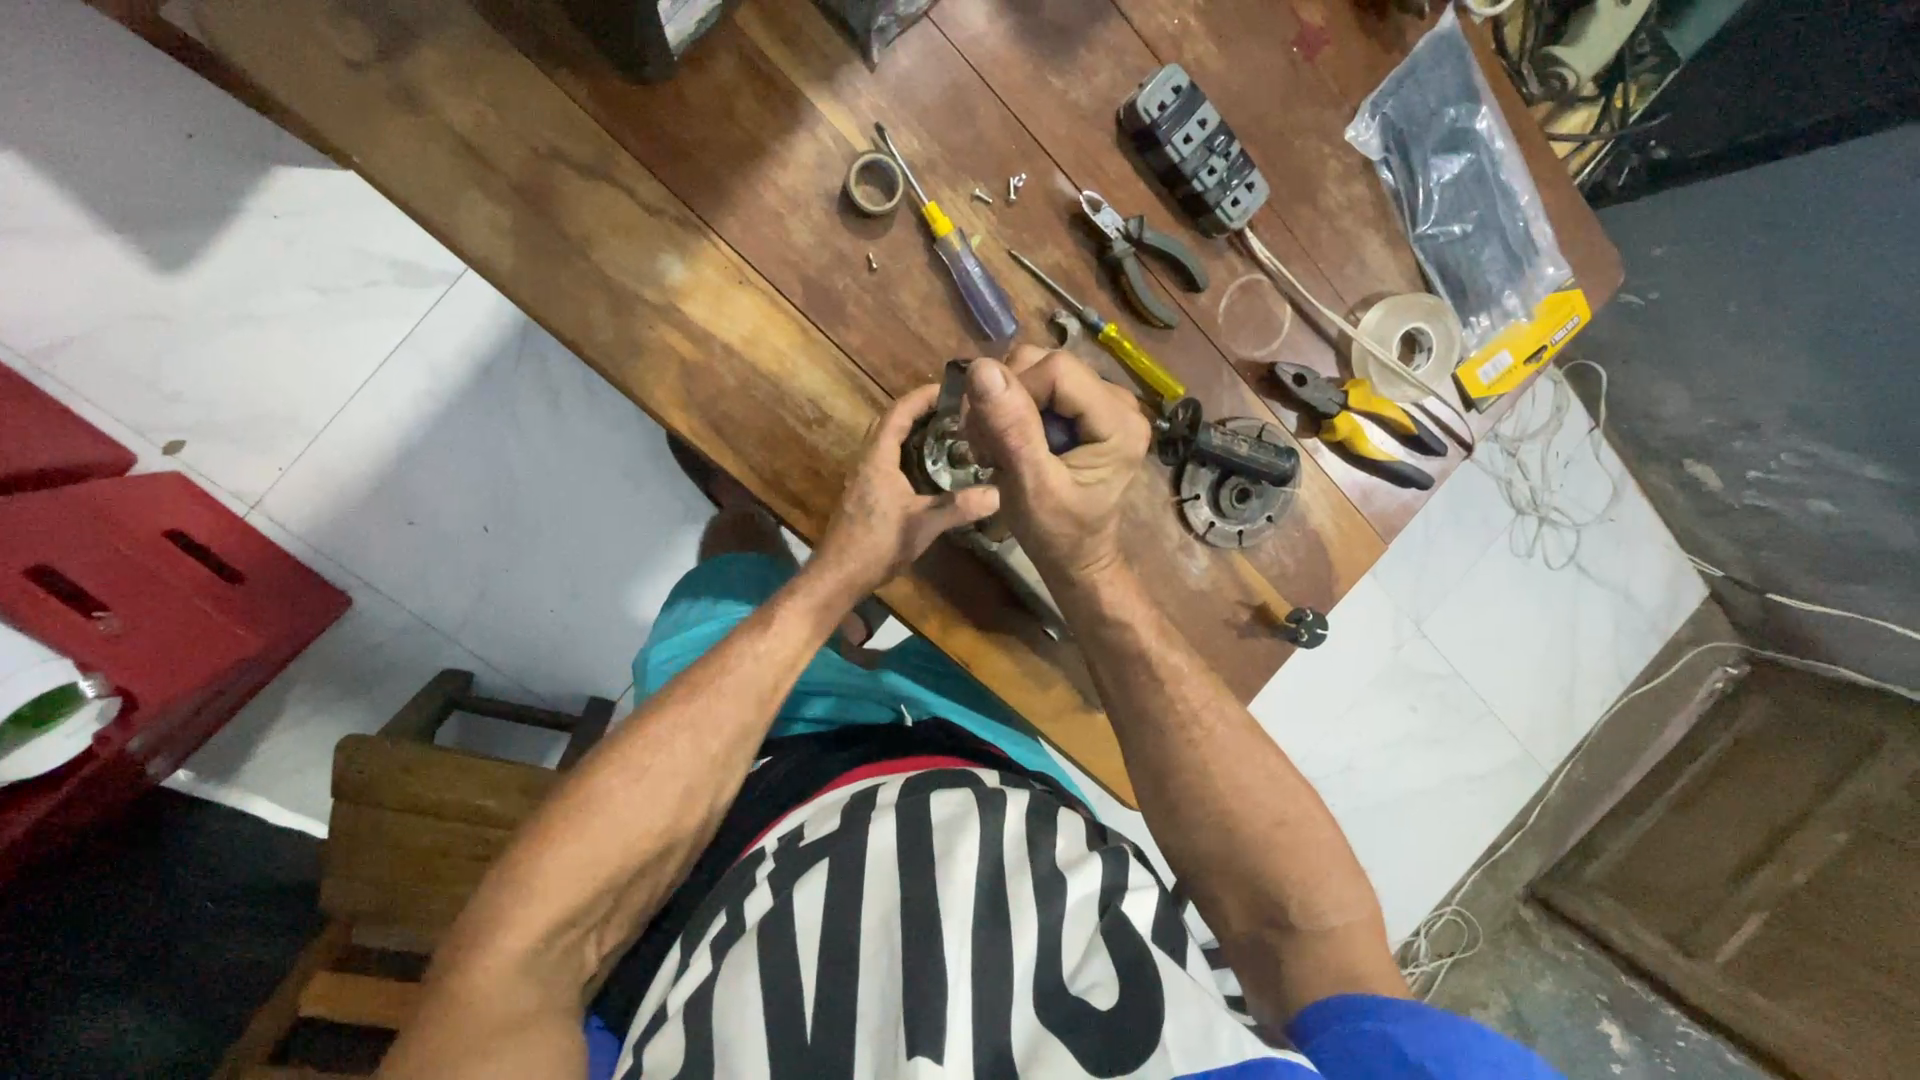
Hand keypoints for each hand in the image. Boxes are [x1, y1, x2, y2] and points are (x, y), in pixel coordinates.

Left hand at [811, 383, 1000, 597]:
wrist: (838, 576)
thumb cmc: (876, 544)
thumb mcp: (923, 524)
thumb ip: (959, 506)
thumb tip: (999, 493)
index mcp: (877, 458)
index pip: (899, 412)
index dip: (923, 397)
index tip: (951, 390)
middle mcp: (867, 461)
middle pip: (891, 423)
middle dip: (920, 412)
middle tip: (954, 413)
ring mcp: (863, 478)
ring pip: (888, 443)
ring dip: (914, 433)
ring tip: (947, 435)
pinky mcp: (865, 495)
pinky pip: (888, 461)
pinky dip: (909, 455)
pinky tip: (930, 469)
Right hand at [962, 345, 1150, 581]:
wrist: (1075, 558)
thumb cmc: (1057, 534)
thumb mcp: (1031, 487)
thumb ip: (1012, 429)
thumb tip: (982, 369)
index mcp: (1119, 421)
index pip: (1055, 369)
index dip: (1013, 393)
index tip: (991, 439)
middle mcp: (1119, 401)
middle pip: (1044, 363)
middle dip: (1003, 399)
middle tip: (984, 446)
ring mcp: (1101, 401)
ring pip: (1034, 369)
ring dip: (1001, 406)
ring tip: (992, 449)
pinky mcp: (1083, 407)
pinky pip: (1037, 385)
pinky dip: (1009, 410)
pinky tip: (1003, 444)